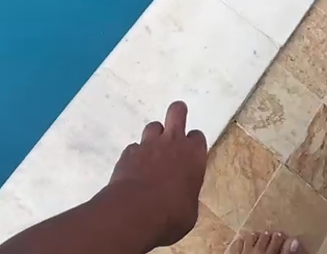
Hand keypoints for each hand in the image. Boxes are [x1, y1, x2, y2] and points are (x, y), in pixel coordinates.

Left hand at [101, 100, 208, 247]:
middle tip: (174, 125)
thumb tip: (183, 199)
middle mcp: (173, 142)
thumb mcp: (189, 212)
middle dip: (177, 113)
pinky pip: (133, 148)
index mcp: (193, 154)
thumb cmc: (170, 216)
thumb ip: (187, 196)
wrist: (135, 213)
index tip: (190, 155)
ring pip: (153, 126)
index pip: (198, 137)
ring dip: (153, 137)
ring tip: (152, 154)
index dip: (193, 144)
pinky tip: (133, 171)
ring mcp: (149, 145)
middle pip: (177, 111)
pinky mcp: (128, 153)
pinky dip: (134, 156)